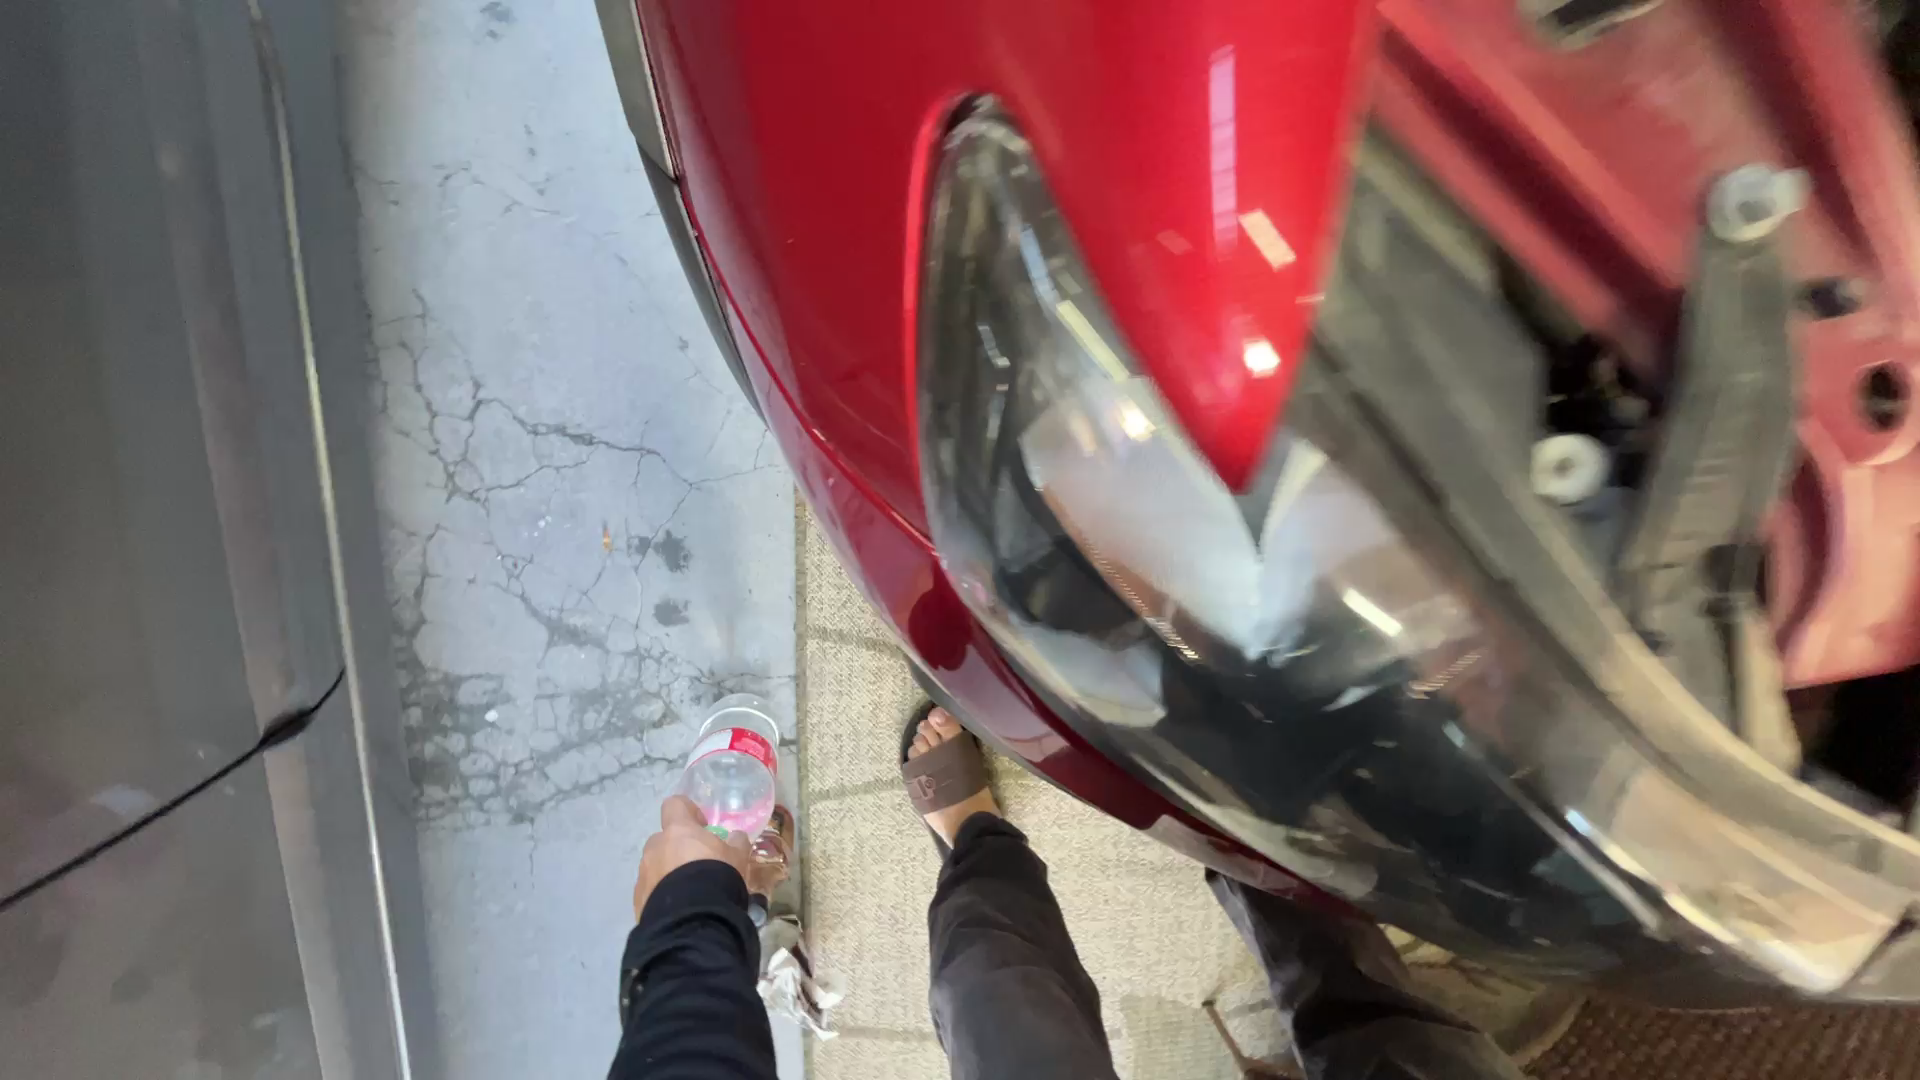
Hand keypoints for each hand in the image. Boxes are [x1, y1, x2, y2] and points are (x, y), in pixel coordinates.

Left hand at [632, 796, 751, 920]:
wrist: (692, 920)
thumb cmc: (716, 875)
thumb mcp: (737, 855)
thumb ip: (736, 842)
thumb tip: (735, 837)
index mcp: (678, 830)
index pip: (674, 804)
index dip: (688, 811)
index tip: (703, 826)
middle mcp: (655, 848)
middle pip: (663, 838)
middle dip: (677, 847)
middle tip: (697, 862)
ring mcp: (643, 874)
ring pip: (655, 865)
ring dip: (668, 871)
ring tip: (688, 890)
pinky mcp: (637, 900)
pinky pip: (650, 889)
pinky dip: (661, 893)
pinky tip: (679, 907)